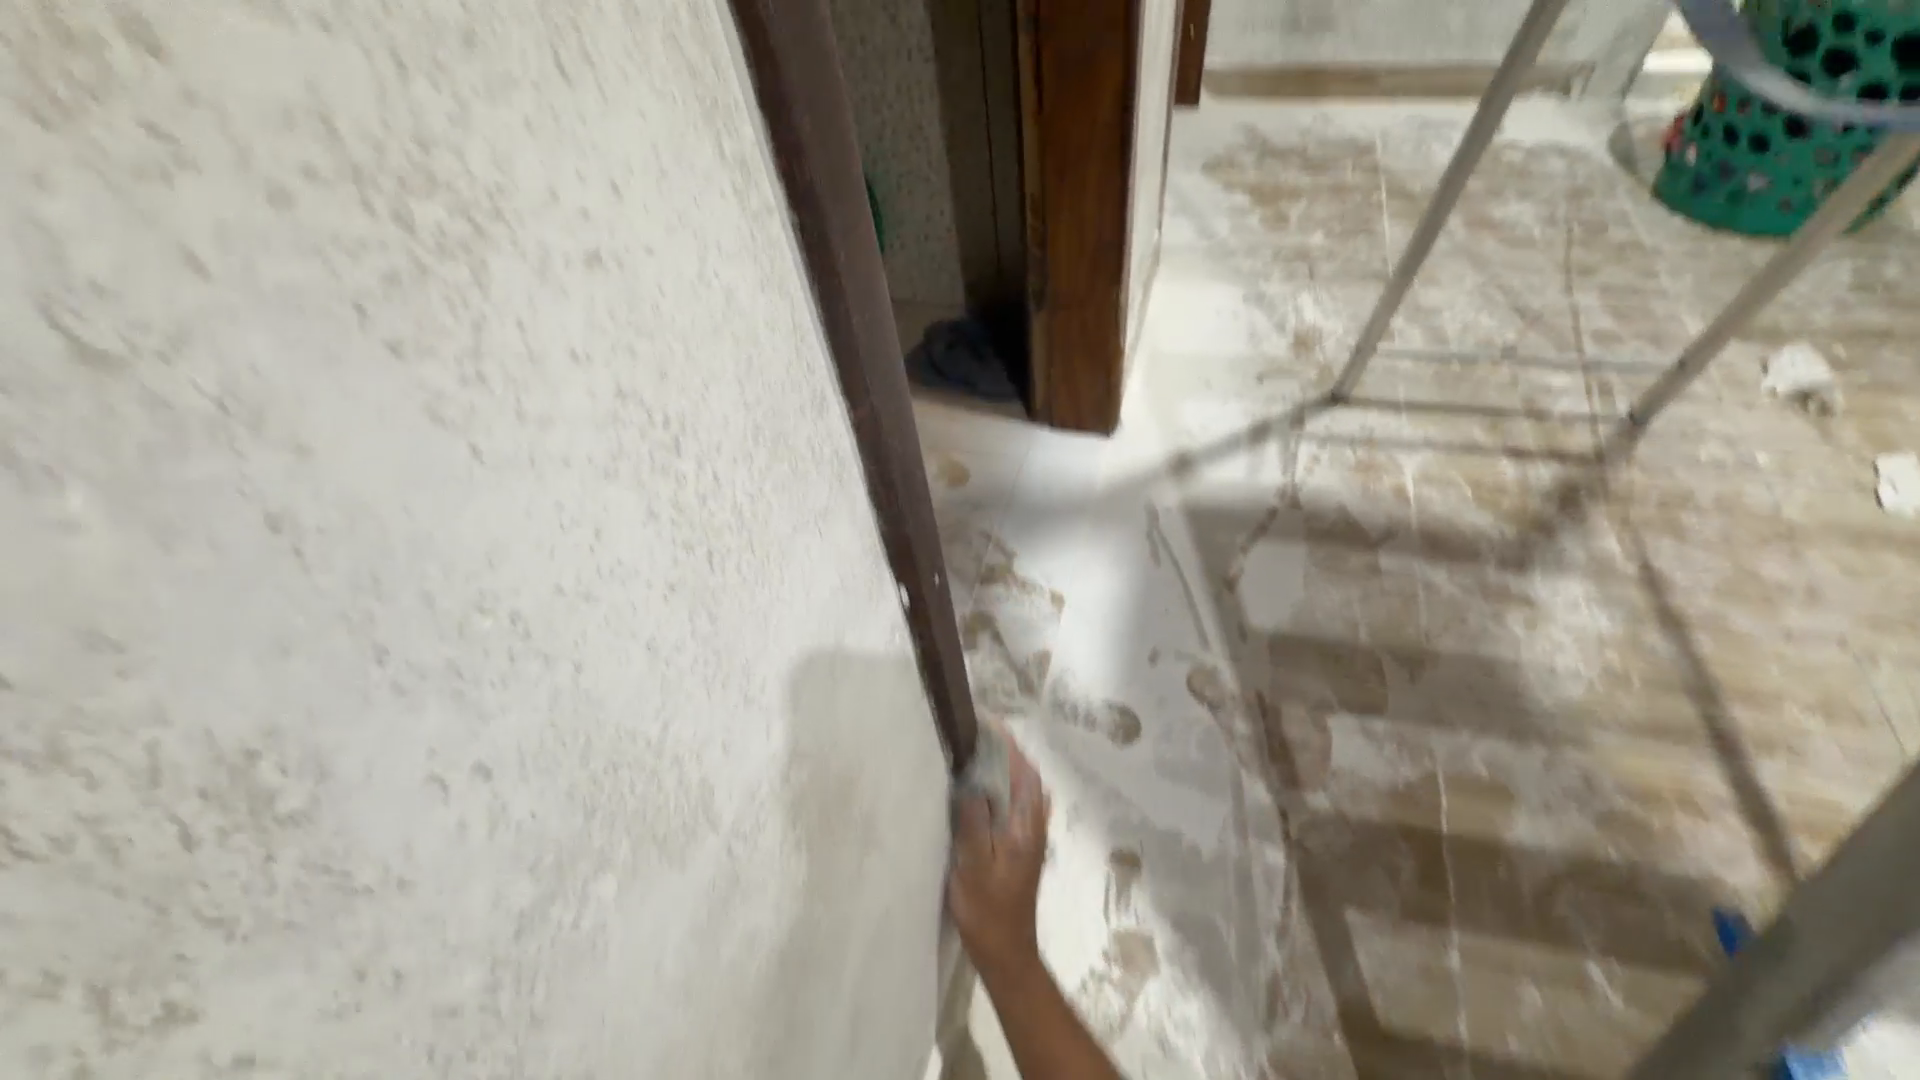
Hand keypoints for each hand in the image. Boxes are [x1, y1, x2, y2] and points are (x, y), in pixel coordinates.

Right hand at [947, 730, 1051, 981]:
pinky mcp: (1023, 848)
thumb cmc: (987, 910)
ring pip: (1025, 790)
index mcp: (1025, 827)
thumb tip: (972, 784)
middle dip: (1007, 750)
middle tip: (977, 732)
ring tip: (979, 752)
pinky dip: (1005, 787)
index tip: (986, 722)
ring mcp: (1031, 838)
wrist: (1006, 952)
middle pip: (1028, 777)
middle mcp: (1035, 827)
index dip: (1007, 745)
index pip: (1023, 772)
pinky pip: (1018, 804)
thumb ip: (974, 823)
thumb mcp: (973, 866)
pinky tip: (984, 791)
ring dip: (1007, 767)